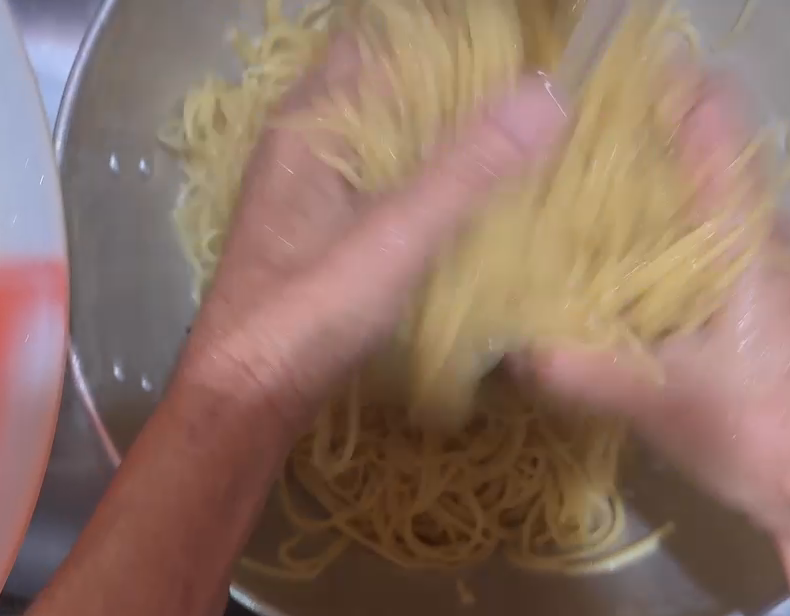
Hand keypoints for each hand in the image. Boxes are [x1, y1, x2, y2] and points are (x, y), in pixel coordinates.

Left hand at [178, 46, 568, 430]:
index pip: (370, 44)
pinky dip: (413, 200)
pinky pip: (371, 206)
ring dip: (431, 151)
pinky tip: (457, 216)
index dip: (434, 39)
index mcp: (305, 133)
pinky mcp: (312, 259)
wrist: (241, 403)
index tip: (506, 45)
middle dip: (444, 95)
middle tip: (524, 97)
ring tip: (509, 147)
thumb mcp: (389, 239)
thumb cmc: (302, 319)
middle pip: (377, 100)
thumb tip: (548, 92)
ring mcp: (302, 212)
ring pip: (375, 158)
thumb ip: (464, 171)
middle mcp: (297, 161)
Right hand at [520, 82, 789, 541]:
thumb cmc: (762, 431)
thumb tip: (503, 351)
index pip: (713, 136)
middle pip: (687, 176)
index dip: (665, 96)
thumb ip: (579, 372)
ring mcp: (751, 284)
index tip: (599, 88)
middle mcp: (752, 248)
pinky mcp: (741, 321)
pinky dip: (637, 266)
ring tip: (549, 227)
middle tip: (541, 171)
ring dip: (626, 219)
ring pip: (683, 227)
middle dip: (619, 165)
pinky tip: (591, 294)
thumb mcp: (658, 402)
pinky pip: (681, 271)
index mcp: (741, 244)